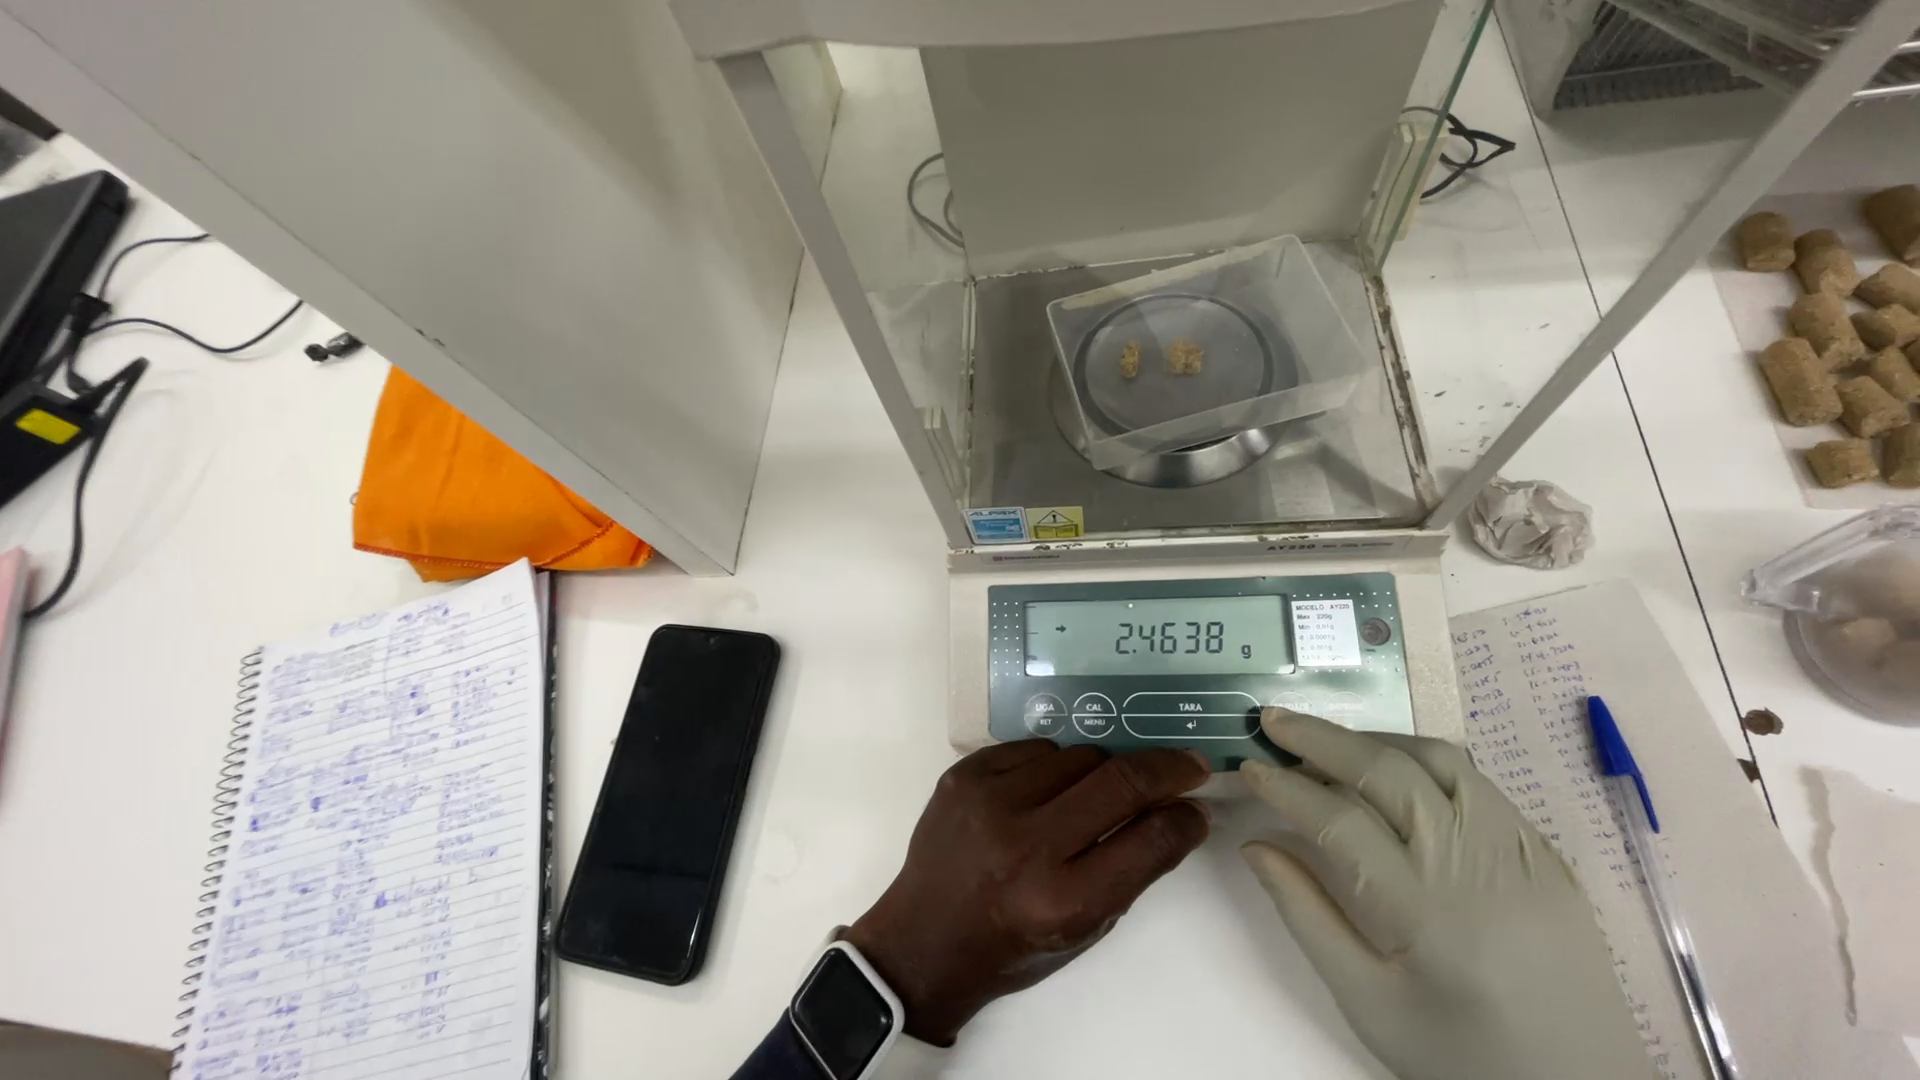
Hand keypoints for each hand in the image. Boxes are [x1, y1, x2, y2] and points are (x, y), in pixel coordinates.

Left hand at [844, 741, 1209, 1044]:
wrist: (923, 939)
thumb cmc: (1012, 946)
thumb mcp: (1083, 929)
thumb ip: (1131, 869)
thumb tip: (1177, 812)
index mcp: (1062, 901)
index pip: (1148, 841)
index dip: (1185, 819)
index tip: (1198, 806)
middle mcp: (1026, 845)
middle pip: (1120, 782)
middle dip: (1166, 768)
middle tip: (1188, 765)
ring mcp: (990, 802)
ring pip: (1078, 756)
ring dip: (1101, 770)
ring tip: (1094, 793)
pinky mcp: (963, 775)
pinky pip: (1033, 748)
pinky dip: (1052, 765)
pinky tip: (1046, 790)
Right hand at [1240, 708, 1658, 1079]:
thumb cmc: (1462, 1056)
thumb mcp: (1368, 1003)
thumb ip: (1305, 915)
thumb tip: (1256, 845)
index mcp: (1428, 912)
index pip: (1340, 821)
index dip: (1286, 788)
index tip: (1248, 768)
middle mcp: (1477, 864)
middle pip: (1389, 771)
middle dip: (1321, 738)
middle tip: (1272, 722)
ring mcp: (1520, 851)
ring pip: (1439, 760)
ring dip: (1373, 740)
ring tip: (1327, 742)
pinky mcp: (1545, 853)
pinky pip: (1478, 782)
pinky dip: (1422, 760)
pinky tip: (1393, 772)